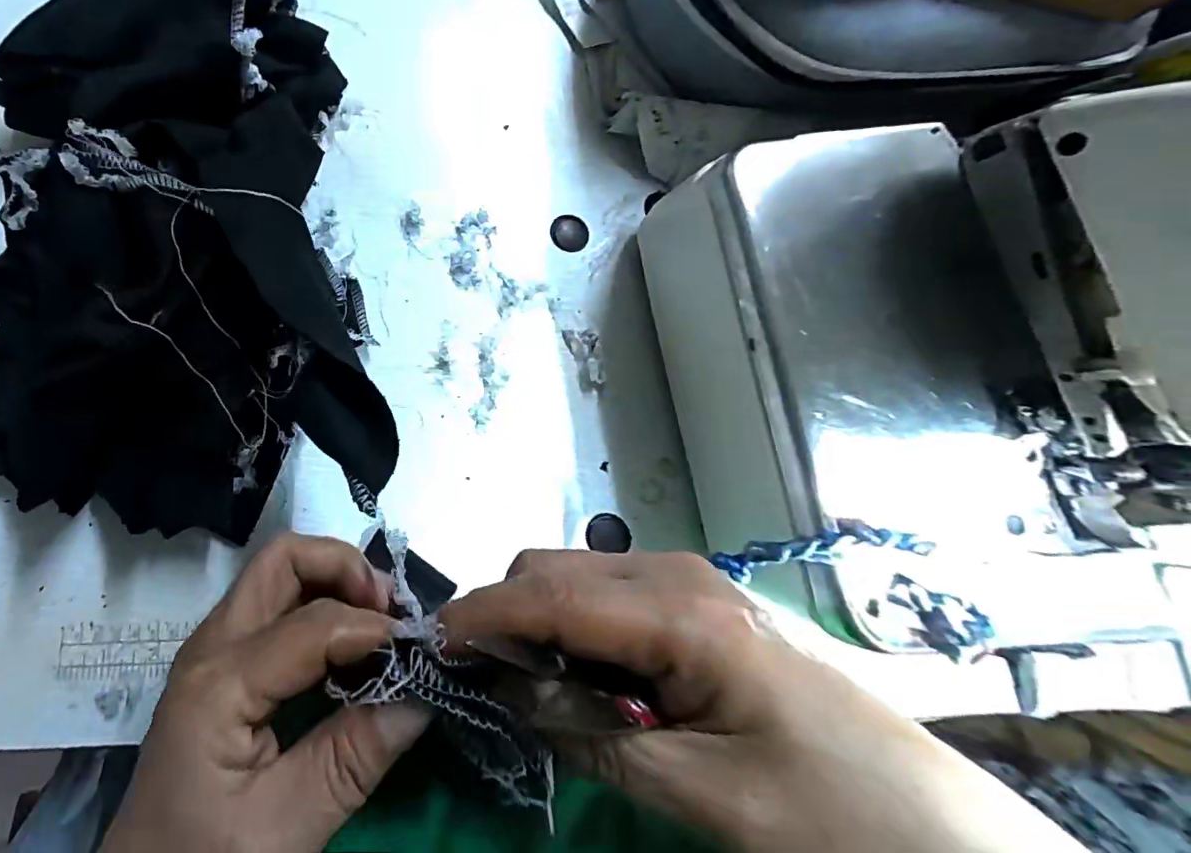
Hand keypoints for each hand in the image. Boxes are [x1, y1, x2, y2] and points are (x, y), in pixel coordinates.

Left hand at [101, 534, 433, 852]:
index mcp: (220, 679)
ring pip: (276, 573)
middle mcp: (212, 642)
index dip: (368, 627)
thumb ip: (351, 759)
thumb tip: (420, 696)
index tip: (416, 651)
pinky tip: (350, 640)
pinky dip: (318, 602)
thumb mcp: (283, 824)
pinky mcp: (223, 659)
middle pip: (280, 561)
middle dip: (342, 567)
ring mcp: (214, 645)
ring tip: (380, 619)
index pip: (308, 623)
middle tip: (391, 610)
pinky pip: (273, 604)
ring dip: (332, 579)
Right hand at [442, 550, 1082, 852]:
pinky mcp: (698, 602)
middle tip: (487, 680)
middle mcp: (677, 573)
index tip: (432, 644)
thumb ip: (589, 735)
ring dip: (536, 621)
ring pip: (572, 576)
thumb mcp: (705, 796)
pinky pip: (605, 595)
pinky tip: (588, 678)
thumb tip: (501, 692)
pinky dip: (573, 627)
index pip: (547, 595)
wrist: (965, 845)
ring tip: (537, 686)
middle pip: (550, 570)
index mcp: (682, 612)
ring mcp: (690, 582)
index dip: (480, 616)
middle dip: (503, 614)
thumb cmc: (841, 824)